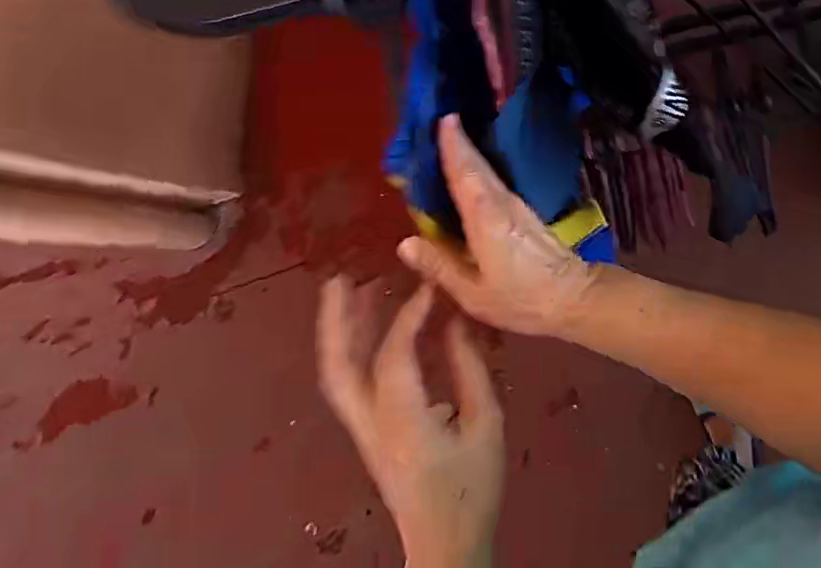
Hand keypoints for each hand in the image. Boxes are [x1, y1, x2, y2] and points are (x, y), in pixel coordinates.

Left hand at [317, 278, 502, 567]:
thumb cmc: (472, 486)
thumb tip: (456, 323)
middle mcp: (373, 425)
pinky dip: (358, 352)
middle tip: (340, 280)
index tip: (432, 284)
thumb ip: (469, 370)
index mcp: (403, 422)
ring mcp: (366, 433)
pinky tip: (375, 330)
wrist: (446, 545)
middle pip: (339, 370)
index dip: (411, 315)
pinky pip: (355, 386)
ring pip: (340, 378)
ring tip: (353, 291)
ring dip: (341, 334)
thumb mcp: (485, 423)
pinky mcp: (372, 436)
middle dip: (335, 324)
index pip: (395, 356)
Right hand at [398, 114, 598, 336]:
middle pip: (478, 167)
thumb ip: (440, 266)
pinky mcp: (527, 214)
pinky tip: (472, 176)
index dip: (455, 146)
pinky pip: (498, 185)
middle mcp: (504, 204)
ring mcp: (519, 207)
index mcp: (487, 219)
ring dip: (470, 156)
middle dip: (460, 143)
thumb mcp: (473, 293)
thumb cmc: (521, 300)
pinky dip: (481, 173)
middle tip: (442, 121)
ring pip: (490, 174)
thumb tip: (405, 242)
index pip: (466, 175)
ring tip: (450, 142)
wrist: (573, 296)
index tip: (445, 119)